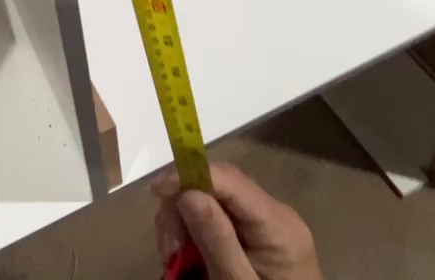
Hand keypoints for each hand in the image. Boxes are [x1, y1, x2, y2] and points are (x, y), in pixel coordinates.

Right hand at [153, 163, 323, 279]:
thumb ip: (218, 241)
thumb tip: (188, 192)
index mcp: (278, 224)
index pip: (229, 179)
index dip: (189, 175)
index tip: (156, 192)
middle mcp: (274, 213)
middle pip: (216, 185)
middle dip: (182, 206)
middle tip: (167, 248)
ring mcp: (265, 223)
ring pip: (210, 199)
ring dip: (183, 221)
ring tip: (174, 258)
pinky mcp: (256, 235)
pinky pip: (217, 217)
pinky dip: (194, 231)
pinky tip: (186, 257)